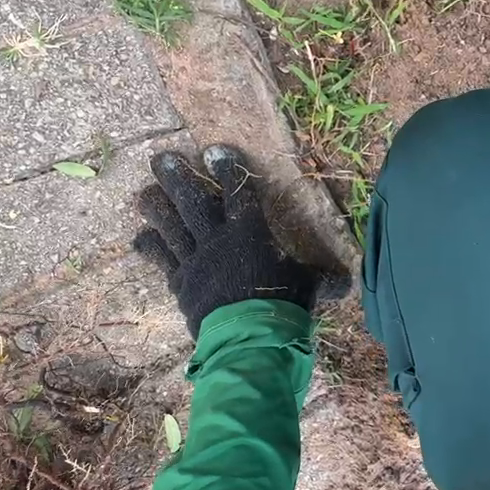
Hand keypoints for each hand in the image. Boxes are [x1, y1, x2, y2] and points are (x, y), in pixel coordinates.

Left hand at [133, 144, 319, 338]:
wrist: (249, 337)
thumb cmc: (283, 304)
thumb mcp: (307, 285)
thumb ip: (320, 278)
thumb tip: (349, 283)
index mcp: (250, 233)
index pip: (240, 194)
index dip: (229, 171)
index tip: (216, 152)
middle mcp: (219, 240)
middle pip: (195, 204)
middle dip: (180, 180)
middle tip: (163, 159)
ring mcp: (196, 261)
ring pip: (173, 228)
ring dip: (158, 208)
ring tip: (143, 192)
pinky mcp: (182, 283)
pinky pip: (164, 260)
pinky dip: (151, 248)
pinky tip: (139, 237)